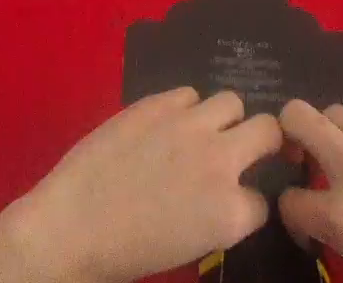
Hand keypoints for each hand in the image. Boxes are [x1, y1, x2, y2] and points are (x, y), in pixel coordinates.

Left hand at [0, 88, 281, 282]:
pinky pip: (189, 93)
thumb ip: (221, 212)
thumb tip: (232, 191)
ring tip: (205, 130)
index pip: (264, 198)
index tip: (238, 201)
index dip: (250, 200)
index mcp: (230, 212)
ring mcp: (188, 126)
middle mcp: (220, 161)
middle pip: (269, 129)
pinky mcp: (156, 103)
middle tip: (248, 147)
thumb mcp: (192, 243)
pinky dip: (186, 107)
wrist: (73, 224)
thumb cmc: (129, 250)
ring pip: (231, 100)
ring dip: (224, 117)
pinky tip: (169, 123)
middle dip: (265, 139)